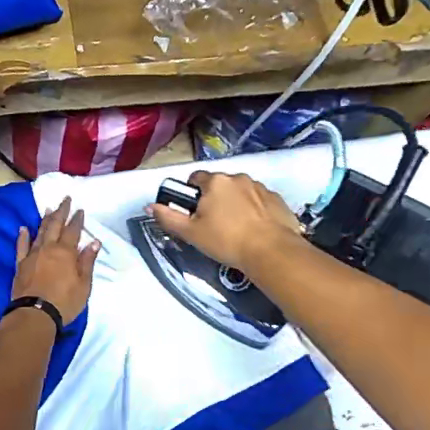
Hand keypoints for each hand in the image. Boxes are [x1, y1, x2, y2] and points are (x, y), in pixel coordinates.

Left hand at [12, 197, 99, 324]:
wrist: (35, 314)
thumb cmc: (64, 301)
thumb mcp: (84, 284)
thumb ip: (87, 261)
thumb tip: (94, 242)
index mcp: (66, 252)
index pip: (73, 231)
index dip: (77, 219)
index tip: (80, 209)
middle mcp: (48, 248)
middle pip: (55, 225)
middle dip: (61, 211)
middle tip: (65, 199)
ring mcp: (32, 255)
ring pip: (39, 232)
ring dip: (44, 219)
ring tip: (48, 209)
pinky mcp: (20, 265)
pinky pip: (21, 246)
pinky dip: (23, 236)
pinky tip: (23, 228)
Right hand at [147, 171, 304, 272]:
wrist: (271, 252)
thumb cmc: (226, 241)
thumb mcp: (191, 233)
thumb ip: (168, 217)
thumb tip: (150, 206)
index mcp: (215, 182)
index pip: (196, 178)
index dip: (191, 194)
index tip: (194, 213)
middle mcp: (238, 177)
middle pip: (220, 185)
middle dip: (215, 199)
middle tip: (213, 224)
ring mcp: (261, 187)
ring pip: (241, 192)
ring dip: (236, 204)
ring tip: (237, 229)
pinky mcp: (278, 199)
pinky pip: (260, 201)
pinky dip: (256, 211)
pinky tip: (255, 229)